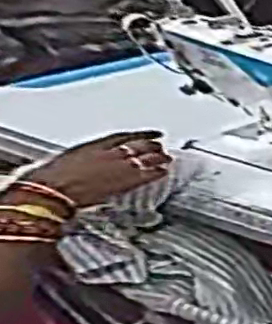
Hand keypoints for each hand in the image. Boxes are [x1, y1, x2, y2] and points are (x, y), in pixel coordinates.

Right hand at [18, 130, 169, 208]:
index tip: (156, 134)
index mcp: (93, 146)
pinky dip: (161, 171)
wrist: (54, 189)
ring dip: (162, 158)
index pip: (124, 137)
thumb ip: (88, 156)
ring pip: (152, 157)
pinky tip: (164, 171)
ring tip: (167, 158)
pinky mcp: (134, 179)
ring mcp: (125, 166)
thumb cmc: (51, 176)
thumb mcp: (69, 159)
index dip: (144, 134)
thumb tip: (94, 160)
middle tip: (161, 148)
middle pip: (142, 146)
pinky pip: (155, 173)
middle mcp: (112, 154)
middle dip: (155, 146)